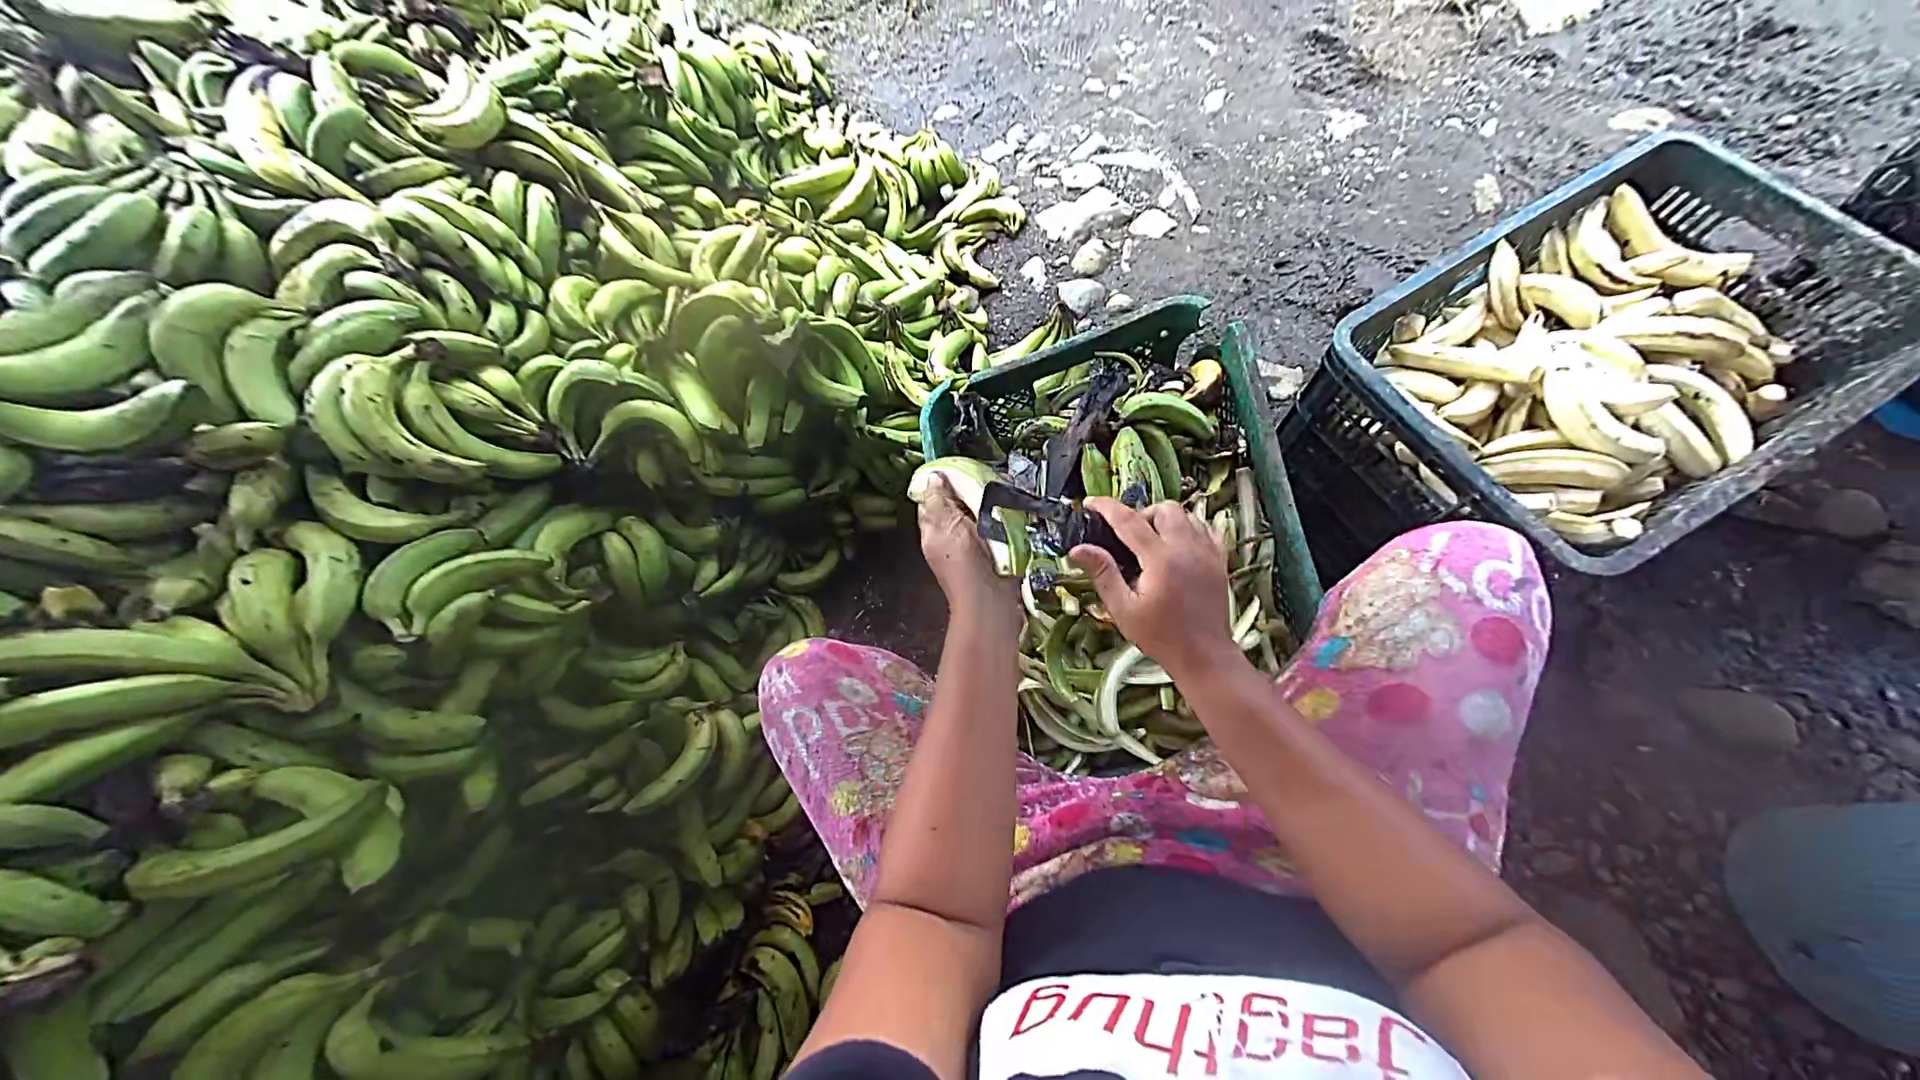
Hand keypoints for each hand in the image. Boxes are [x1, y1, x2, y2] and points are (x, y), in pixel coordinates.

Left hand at [917, 476, 1018, 629]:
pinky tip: (1013, 510)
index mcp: (933, 529)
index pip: (933, 496)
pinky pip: (997, 526)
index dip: (944, 480)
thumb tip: (932, 476)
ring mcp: (973, 545)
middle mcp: (950, 536)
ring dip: (990, 502)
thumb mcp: (946, 526)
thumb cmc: (966, 564)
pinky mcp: (994, 552)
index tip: (963, 467)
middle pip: (958, 504)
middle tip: (989, 477)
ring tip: (1004, 489)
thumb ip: (938, 501)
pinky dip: (1004, 517)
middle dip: (972, 489)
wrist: (993, 601)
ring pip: (979, 514)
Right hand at [1070, 497, 1235, 679]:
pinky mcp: (1219, 560)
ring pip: (1186, 515)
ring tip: (1151, 542)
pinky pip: (1205, 529)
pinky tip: (1176, 547)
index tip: (1090, 503)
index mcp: (1160, 560)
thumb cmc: (1160, 636)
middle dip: (1141, 514)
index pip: (1128, 521)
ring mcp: (1207, 553)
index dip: (1106, 507)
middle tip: (1128, 537)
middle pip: (1163, 509)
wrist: (1204, 655)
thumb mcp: (1123, 608)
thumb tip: (1078, 549)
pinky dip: (1188, 529)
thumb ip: (1103, 573)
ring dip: (1165, 520)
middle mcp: (1187, 548)